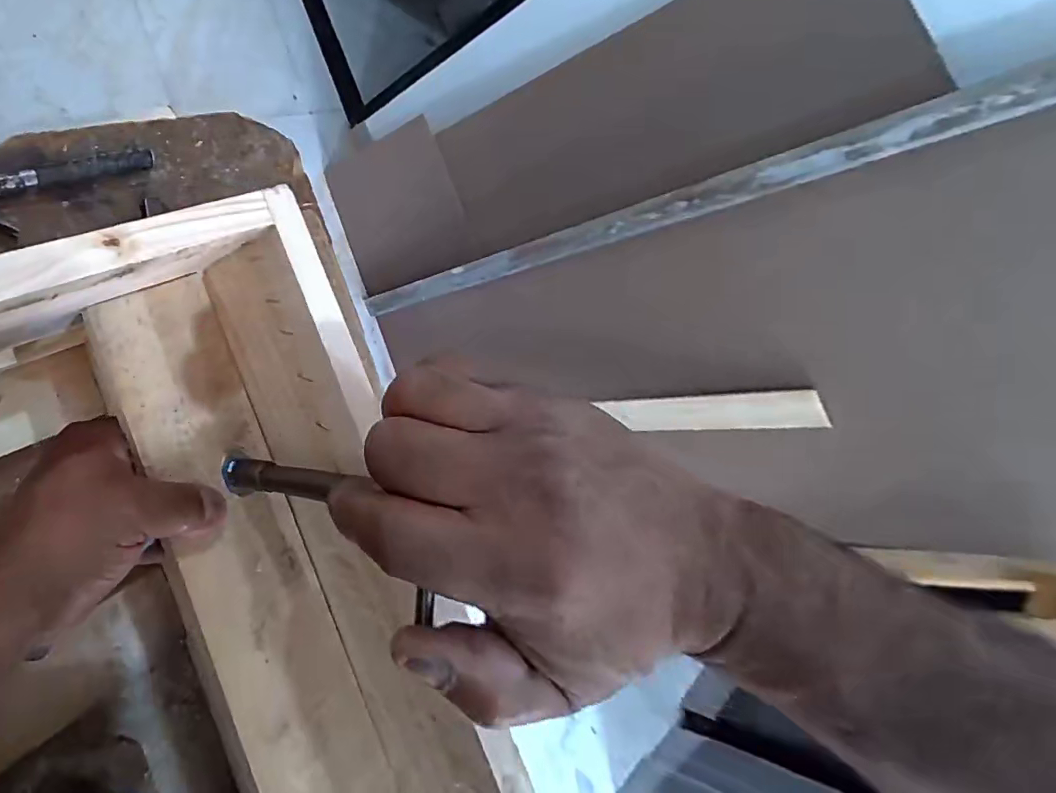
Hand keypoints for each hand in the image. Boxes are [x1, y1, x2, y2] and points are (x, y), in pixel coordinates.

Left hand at [0, 417, 225, 660]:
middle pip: (151, 463)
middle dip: (185, 476)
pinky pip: (138, 530)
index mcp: (94, 439)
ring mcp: (91, 504)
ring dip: (176, 511)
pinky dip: (161, 537)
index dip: (186, 435)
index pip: (150, 425)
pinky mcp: (93, 540)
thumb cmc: (73, 534)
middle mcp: (92, 464)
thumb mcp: (135, 510)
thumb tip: (221, 505)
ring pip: (146, 499)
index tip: (222, 445)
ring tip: (222, 510)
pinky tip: (195, 543)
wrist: (12, 602)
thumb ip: (182, 503)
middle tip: (229, 478)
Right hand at [328, 359, 749, 725]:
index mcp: (515, 566)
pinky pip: (448, 369)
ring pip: (408, 397)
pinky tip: (451, 426)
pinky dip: (428, 393)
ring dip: (399, 428)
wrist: (701, 556)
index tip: (356, 516)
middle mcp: (516, 486)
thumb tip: (402, 641)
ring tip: (426, 458)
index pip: (392, 529)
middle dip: (378, 478)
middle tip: (407, 500)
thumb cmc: (620, 624)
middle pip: (389, 450)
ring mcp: (527, 427)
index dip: (354, 520)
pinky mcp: (538, 395)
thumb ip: (473, 683)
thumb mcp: (555, 688)